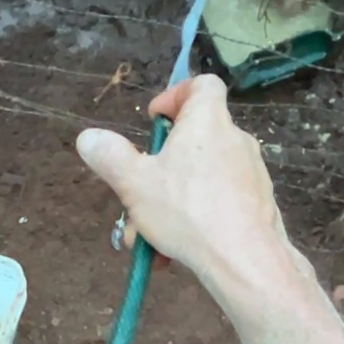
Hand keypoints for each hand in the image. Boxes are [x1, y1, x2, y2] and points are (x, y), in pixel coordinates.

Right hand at [76, 75, 299, 293]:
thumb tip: (87, 137)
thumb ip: (110, 158)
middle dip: (156, 174)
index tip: (154, 121)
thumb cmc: (187, 212)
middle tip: (135, 202)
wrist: (244, 258)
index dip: (175, 96)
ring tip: (148, 240)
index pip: (201, 85)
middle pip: (189, 143)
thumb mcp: (135, 184)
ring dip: (167, 206)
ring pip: (198, 181)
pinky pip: (216, 203)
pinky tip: (174, 253)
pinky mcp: (256, 203)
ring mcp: (248, 173)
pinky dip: (192, 220)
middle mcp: (233, 139)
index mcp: (207, 121)